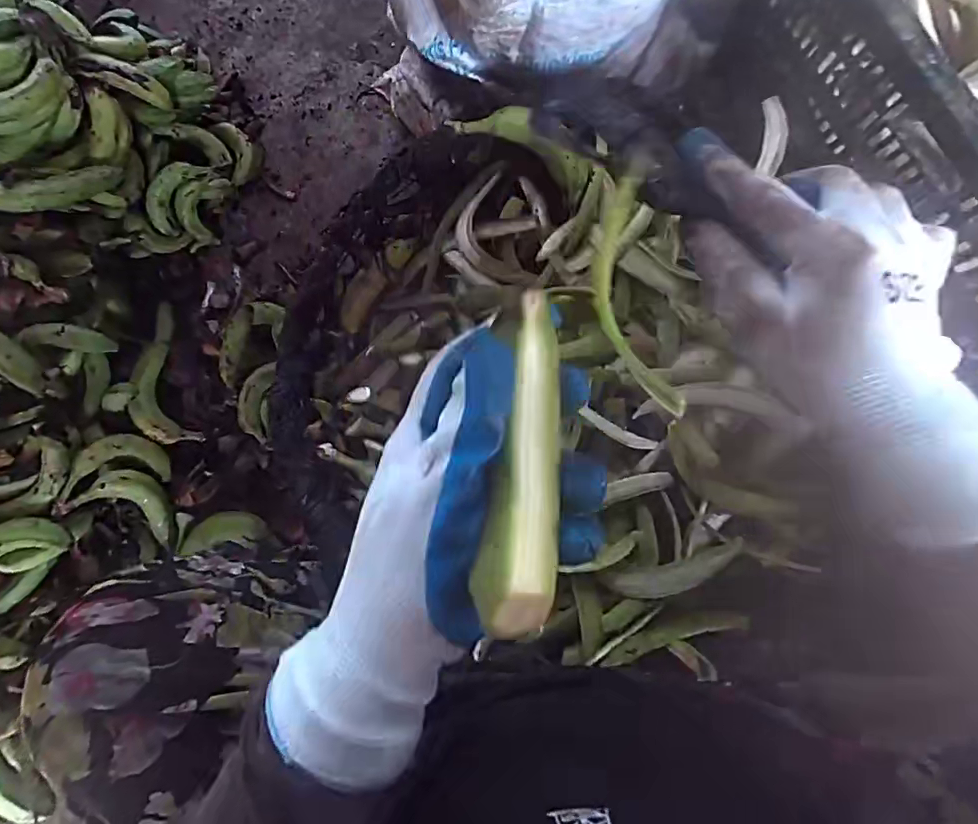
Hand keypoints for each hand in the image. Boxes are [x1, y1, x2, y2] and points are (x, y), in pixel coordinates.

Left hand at [266, 324, 599, 790]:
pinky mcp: (496, 540)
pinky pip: (537, 520)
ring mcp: (476, 501)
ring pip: (530, 468)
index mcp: (424, 438)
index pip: (453, 376)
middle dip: (542, 407)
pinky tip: (576, 540)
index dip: (488, 350)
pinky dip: (560, 525)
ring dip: (564, 474)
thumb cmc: (402, 562)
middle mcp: (452, 460)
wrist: (391, 648)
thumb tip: (488, 365)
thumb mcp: (430, 490)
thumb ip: (462, 434)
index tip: (529, 330)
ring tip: (586, 492)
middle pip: (503, 416)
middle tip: (579, 396)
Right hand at [685, 158, 961, 431]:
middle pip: (830, 180)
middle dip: (790, 184)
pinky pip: (909, 220)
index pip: (766, 197)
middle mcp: (877, 232)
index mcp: (830, 247)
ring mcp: (914, 246)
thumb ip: (727, 266)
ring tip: (807, 225)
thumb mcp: (754, 322)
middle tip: (761, 212)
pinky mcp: (932, 267)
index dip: (726, 172)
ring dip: (833, 197)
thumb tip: (701, 225)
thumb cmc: (815, 371)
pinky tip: (863, 243)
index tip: (698, 147)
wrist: (894, 415)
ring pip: (873, 192)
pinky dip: (878, 218)